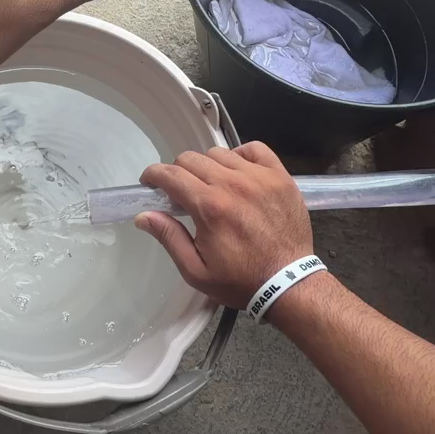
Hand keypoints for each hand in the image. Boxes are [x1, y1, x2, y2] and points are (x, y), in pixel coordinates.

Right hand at [134, 143, 312, 308]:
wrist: (289, 284)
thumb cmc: (242, 280)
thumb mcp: (196, 270)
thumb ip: (169, 238)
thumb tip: (145, 216)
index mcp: (210, 207)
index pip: (170, 174)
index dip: (153, 175)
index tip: (150, 183)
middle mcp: (233, 185)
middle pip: (190, 158)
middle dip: (177, 172)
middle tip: (181, 192)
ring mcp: (259, 178)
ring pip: (218, 153)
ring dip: (207, 166)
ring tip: (211, 185)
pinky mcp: (279, 178)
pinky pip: (254, 149)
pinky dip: (241, 156)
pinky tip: (238, 173)